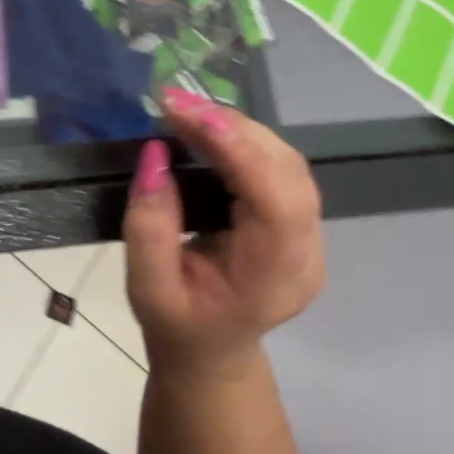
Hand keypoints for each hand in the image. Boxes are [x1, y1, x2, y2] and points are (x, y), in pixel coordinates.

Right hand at [121, 87, 324, 378]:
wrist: (209, 352)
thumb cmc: (175, 324)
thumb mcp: (146, 285)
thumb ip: (148, 225)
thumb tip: (155, 154)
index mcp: (274, 278)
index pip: (276, 202)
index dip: (239, 151)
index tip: (186, 114)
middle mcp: (305, 254)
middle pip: (288, 173)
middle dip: (233, 128)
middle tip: (172, 101)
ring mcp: (308, 237)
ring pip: (287, 164)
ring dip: (237, 128)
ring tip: (182, 108)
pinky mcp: (294, 221)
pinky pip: (277, 169)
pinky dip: (241, 140)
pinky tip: (204, 128)